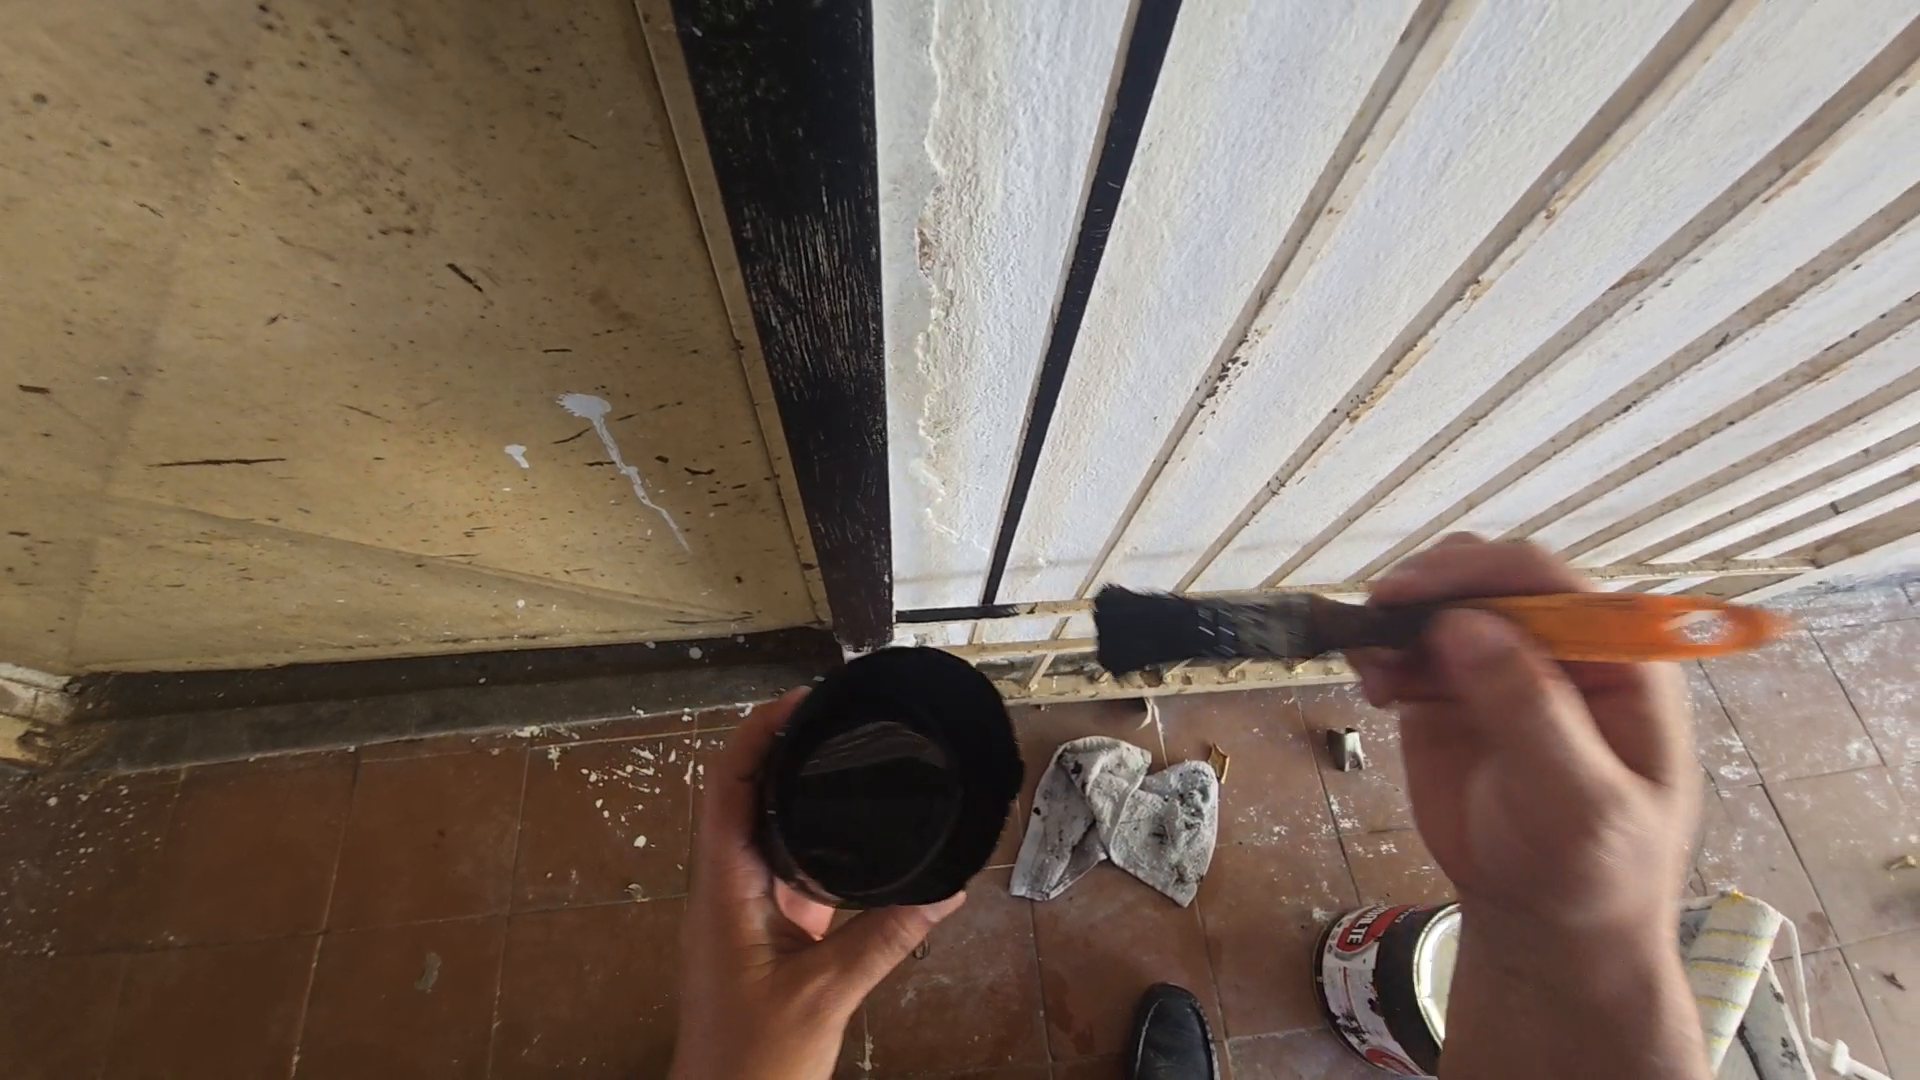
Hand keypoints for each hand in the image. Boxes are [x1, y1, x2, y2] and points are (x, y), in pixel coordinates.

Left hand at [669, 687, 964, 1079]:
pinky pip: (782, 856)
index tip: (801, 700)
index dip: (755, 735)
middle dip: (776, 743)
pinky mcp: (765, 923)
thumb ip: (886, 937)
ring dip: (790, 778)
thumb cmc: (754, 1062)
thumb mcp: (825, 994)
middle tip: (831, 711)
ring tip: (840, 744)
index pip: (726, 787)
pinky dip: (808, 824)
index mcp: (724, 888)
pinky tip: (848, 817)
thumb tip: (948, 887)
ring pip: (760, 822)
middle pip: (740, 791)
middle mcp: (727, 883)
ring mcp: (744, 904)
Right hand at [1349, 534, 1709, 1078]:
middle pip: (1483, 579)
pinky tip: (1374, 689)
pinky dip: (1377, 653)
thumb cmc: (1585, 864)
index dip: (1476, 572)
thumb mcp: (1574, 797)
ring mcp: (1495, 667)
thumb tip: (1463, 624)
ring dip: (1394, 624)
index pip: (1546, 581)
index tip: (1407, 593)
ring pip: (1435, 606)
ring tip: (1374, 673)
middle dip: (1427, 588)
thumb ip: (1529, 709)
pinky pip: (1404, 647)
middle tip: (1377, 617)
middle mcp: (1553, 650)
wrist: (1537, 912)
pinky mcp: (1445, 691)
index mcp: (1614, 661)